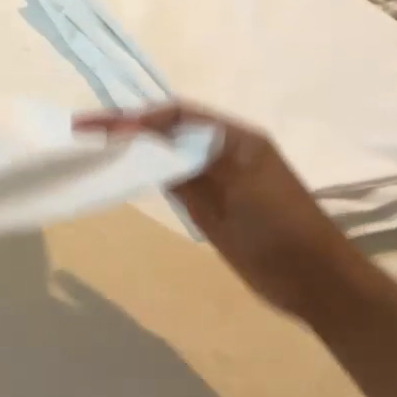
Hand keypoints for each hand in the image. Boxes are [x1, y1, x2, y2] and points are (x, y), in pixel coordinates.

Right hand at [75, 104, 362, 319]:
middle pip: (166, 130)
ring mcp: (213, 179)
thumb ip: (187, 161)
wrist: (314, 281)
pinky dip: (141, 171)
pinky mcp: (205, 204)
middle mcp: (221, 152)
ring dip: (129, 147)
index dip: (139, 117)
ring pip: (162, 153)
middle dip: (125, 127)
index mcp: (236, 139)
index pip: (178, 115)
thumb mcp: (236, 186)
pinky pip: (167, 179)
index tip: (103, 127)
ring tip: (90, 145)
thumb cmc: (282, 228)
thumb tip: (140, 136)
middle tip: (82, 129)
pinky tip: (118, 171)